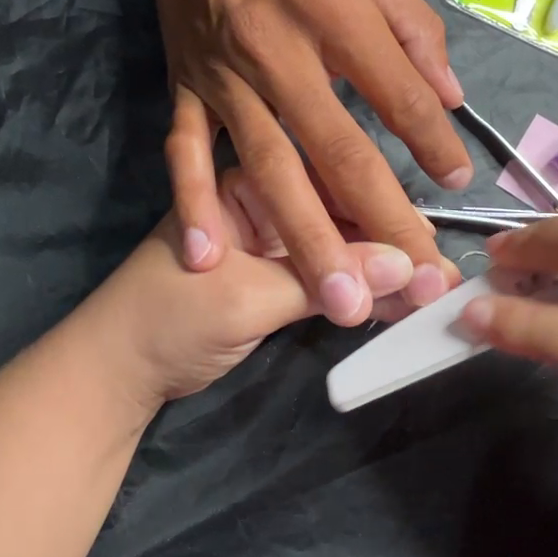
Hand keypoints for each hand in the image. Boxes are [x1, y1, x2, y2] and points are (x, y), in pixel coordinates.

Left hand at [77, 171, 419, 408]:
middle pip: (341, 218)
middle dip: (392, 248)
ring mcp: (271, 244)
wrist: (114, 372)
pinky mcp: (275, 281)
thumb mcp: (244, 296)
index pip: (329, 187)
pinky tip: (397, 303)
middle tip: (443, 279)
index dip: (383, 217)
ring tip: (432, 295)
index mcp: (248, 183)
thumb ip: (323, 280)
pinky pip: (328, 279)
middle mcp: (266, 204)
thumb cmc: (165, 317)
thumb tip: (406, 268)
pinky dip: (359, 292)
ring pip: (339, 250)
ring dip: (381, 273)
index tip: (432, 250)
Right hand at [132, 0, 470, 326]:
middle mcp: (280, 54)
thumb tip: (451, 98)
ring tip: (338, 304)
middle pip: (337, 151)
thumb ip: (414, 28)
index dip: (432, 143)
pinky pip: (188, 156)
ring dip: (305, 239)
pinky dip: (194, 207)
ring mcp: (227, 81)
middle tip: (411, 289)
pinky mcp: (186, 94)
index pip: (398, 92)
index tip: (456, 185)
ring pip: (270, 170)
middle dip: (379, 223)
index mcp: (334, 10)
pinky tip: (210, 259)